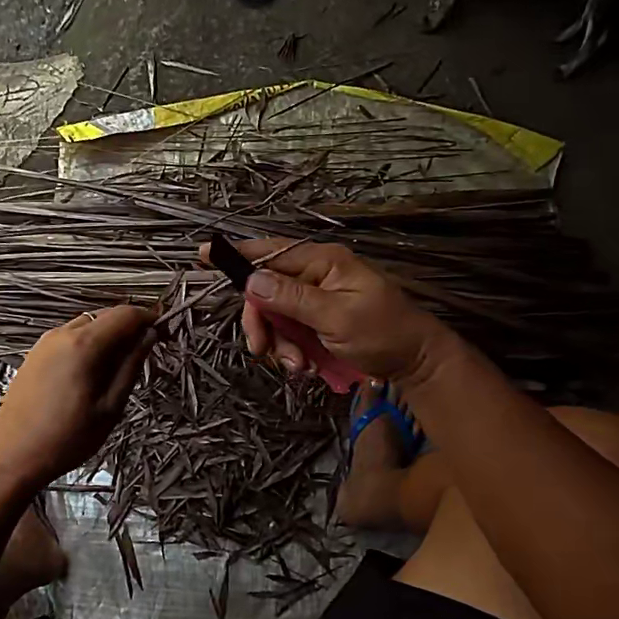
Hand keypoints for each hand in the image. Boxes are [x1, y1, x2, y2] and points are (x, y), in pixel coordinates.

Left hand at [0, 305, 156, 483]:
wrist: (11, 455)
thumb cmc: (66, 438)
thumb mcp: (110, 406)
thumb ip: (131, 366)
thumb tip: (150, 336)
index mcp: (84, 345)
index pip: (126, 314)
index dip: (149, 318)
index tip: (166, 332)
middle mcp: (63, 334)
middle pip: (106, 315)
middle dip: (131, 326)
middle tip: (148, 350)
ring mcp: (46, 342)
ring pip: (88, 324)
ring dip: (110, 335)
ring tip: (123, 365)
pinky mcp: (36, 354)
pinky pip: (71, 336)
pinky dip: (90, 343)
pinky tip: (95, 370)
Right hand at [198, 239, 450, 382]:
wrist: (415, 363)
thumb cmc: (384, 333)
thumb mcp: (337, 317)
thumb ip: (292, 298)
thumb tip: (252, 280)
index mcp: (323, 262)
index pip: (271, 252)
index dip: (237, 255)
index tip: (203, 254)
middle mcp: (316, 275)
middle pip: (266, 290)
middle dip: (262, 322)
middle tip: (263, 350)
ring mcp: (316, 299)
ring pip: (274, 315)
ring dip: (278, 343)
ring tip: (297, 365)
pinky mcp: (317, 321)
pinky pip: (288, 331)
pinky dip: (289, 350)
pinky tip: (304, 366)